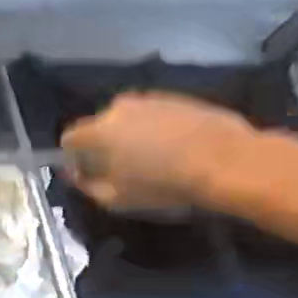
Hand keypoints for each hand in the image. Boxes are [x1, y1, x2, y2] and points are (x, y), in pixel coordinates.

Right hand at [61, 91, 263, 212]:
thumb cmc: (163, 185)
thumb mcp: (114, 199)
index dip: (73, 157)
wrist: (228, 162)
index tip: (88, 173)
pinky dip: (156, 129)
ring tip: (150, 157)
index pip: (70, 138)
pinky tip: (174, 148)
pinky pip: (155, 115)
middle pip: (99, 125)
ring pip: (128, 119)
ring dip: (130, 135)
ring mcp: (152, 100)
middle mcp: (120, 108)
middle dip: (103, 144)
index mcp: (98, 131)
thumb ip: (86, 185)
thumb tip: (76, 173)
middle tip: (120, 167)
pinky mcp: (180, 99)